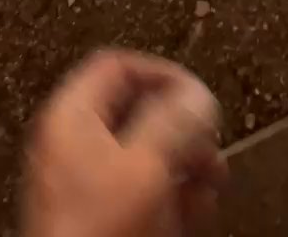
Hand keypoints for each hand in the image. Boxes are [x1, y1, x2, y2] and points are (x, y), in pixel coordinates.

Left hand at [23, 50, 226, 236]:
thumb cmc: (100, 227)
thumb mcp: (144, 168)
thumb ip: (173, 125)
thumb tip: (198, 93)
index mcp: (71, 114)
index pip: (117, 68)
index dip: (161, 74)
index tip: (199, 95)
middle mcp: (74, 140)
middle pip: (133, 112)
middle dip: (181, 126)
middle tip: (215, 142)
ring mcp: (84, 180)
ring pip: (142, 154)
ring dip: (183, 162)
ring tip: (215, 179)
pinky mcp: (98, 217)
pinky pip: (139, 190)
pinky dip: (170, 193)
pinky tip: (199, 208)